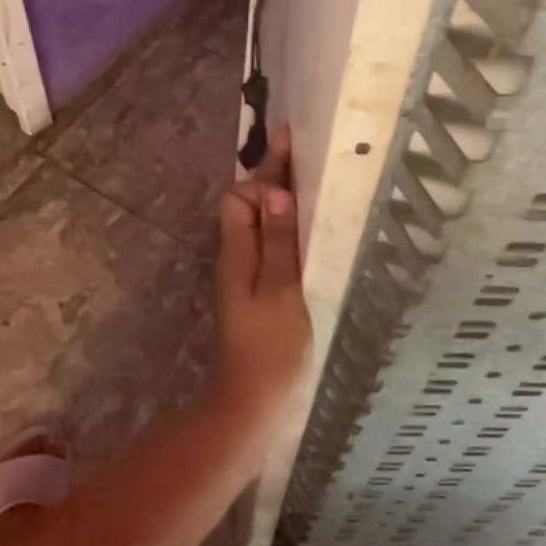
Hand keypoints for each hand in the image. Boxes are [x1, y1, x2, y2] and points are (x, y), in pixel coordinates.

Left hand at [214, 125, 312, 424]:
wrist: (256, 401)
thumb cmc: (272, 347)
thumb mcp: (281, 290)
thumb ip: (279, 242)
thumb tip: (276, 192)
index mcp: (237, 252)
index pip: (240, 196)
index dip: (263, 174)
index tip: (290, 146)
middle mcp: (236, 257)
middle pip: (249, 205)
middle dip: (272, 175)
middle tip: (298, 144)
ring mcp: (246, 275)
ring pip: (260, 223)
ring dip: (280, 199)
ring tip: (309, 176)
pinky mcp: (259, 291)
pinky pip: (269, 244)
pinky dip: (285, 227)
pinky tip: (307, 228)